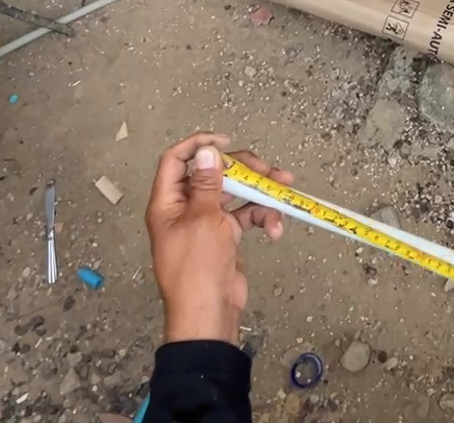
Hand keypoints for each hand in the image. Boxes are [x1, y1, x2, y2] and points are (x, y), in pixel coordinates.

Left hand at [144, 132, 291, 343]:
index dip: (198, 145)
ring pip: (237, 192)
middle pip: (216, 172)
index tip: (226, 141)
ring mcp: (208, 220)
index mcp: (169, 203)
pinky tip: (276, 229)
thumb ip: (206, 183)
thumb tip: (206, 151)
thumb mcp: (203, 220)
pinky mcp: (226, 234)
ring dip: (262, 192)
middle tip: (269, 172)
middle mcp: (187, 208)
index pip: (176, 161)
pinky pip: (247, 214)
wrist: (210, 312)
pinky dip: (263, 217)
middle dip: (246, 170)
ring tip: (285, 193)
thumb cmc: (198, 267)